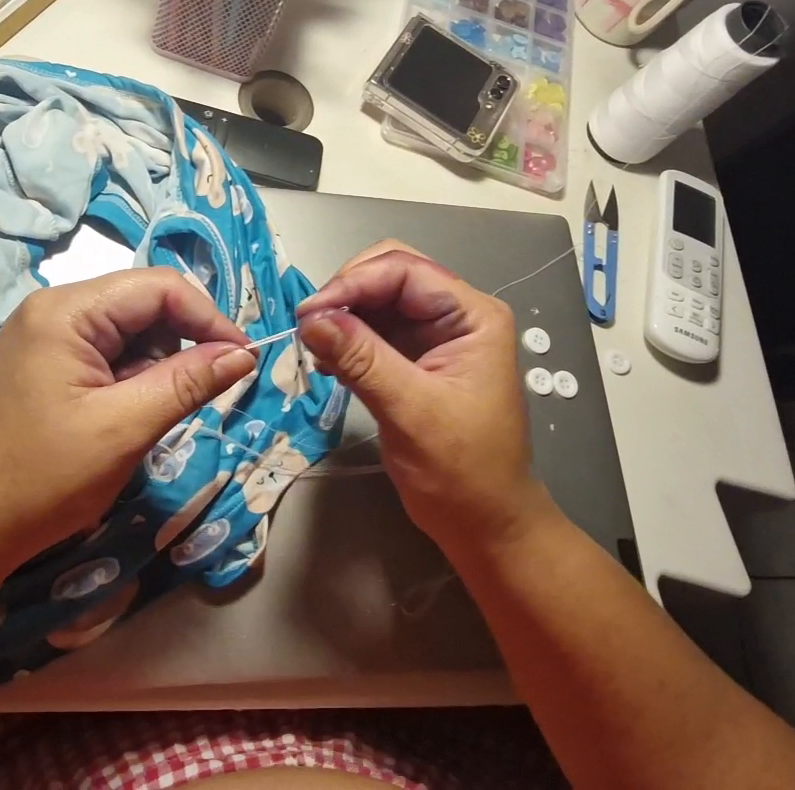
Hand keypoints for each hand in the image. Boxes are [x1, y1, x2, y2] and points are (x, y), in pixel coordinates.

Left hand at [0, 268, 255, 579]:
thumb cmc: (44, 479)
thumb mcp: (125, 428)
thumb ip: (188, 382)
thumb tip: (245, 353)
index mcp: (66, 311)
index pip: (158, 286)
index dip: (208, 317)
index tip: (244, 358)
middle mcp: (54, 309)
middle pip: (143, 303)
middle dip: (182, 342)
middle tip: (202, 391)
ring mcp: (47, 335)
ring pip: (131, 330)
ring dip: (158, 364)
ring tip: (150, 414)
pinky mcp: (48, 363)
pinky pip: (109, 353)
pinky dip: (134, 378)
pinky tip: (128, 414)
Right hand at [296, 241, 549, 551]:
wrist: (485, 524)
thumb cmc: (463, 471)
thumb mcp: (411, 412)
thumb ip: (362, 359)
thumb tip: (310, 319)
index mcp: (472, 316)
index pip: (406, 271)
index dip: (354, 283)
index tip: (309, 314)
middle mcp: (456, 315)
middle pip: (391, 275)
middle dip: (347, 293)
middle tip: (309, 325)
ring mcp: (434, 337)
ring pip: (377, 301)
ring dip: (342, 316)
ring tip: (314, 347)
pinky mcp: (414, 359)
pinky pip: (373, 331)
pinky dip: (346, 338)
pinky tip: (327, 362)